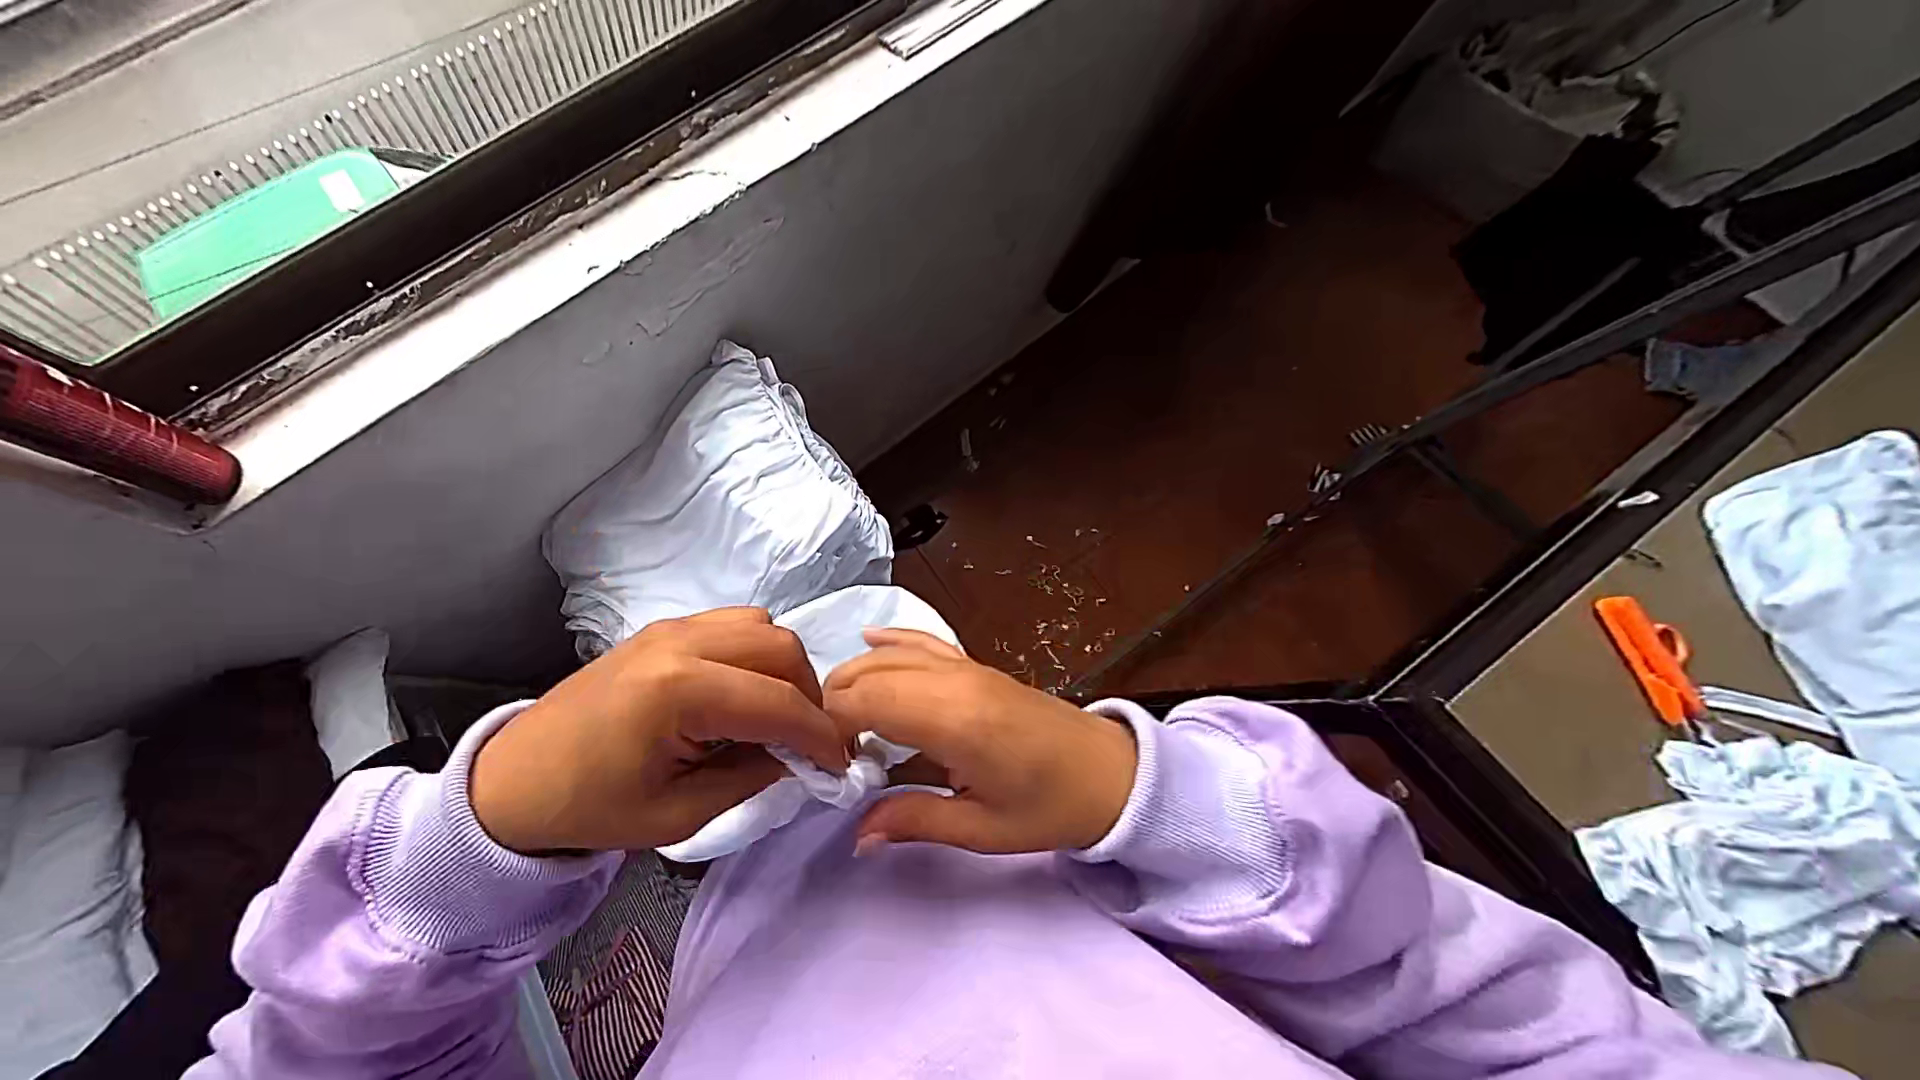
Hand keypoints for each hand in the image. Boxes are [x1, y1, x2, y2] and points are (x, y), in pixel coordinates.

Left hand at [470, 607, 846, 854]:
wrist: (513, 780)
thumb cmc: (590, 807)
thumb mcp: (680, 814)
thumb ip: (753, 777)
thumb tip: (802, 756)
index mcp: (679, 691)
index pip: (779, 703)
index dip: (821, 735)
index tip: (840, 765)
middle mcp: (681, 642)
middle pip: (782, 649)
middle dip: (809, 696)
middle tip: (806, 740)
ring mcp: (672, 627)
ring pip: (765, 627)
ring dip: (786, 669)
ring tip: (777, 713)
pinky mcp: (666, 627)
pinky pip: (736, 623)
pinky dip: (757, 653)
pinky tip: (744, 689)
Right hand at [823, 628, 1136, 854]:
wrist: (1110, 773)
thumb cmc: (1050, 807)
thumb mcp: (982, 828)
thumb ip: (915, 821)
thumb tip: (858, 835)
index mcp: (955, 720)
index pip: (866, 700)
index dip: (831, 726)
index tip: (827, 764)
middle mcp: (955, 680)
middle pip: (869, 673)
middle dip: (835, 705)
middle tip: (833, 751)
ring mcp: (966, 666)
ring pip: (890, 654)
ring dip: (856, 679)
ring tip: (844, 722)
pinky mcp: (976, 665)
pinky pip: (924, 641)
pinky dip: (892, 641)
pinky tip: (869, 639)